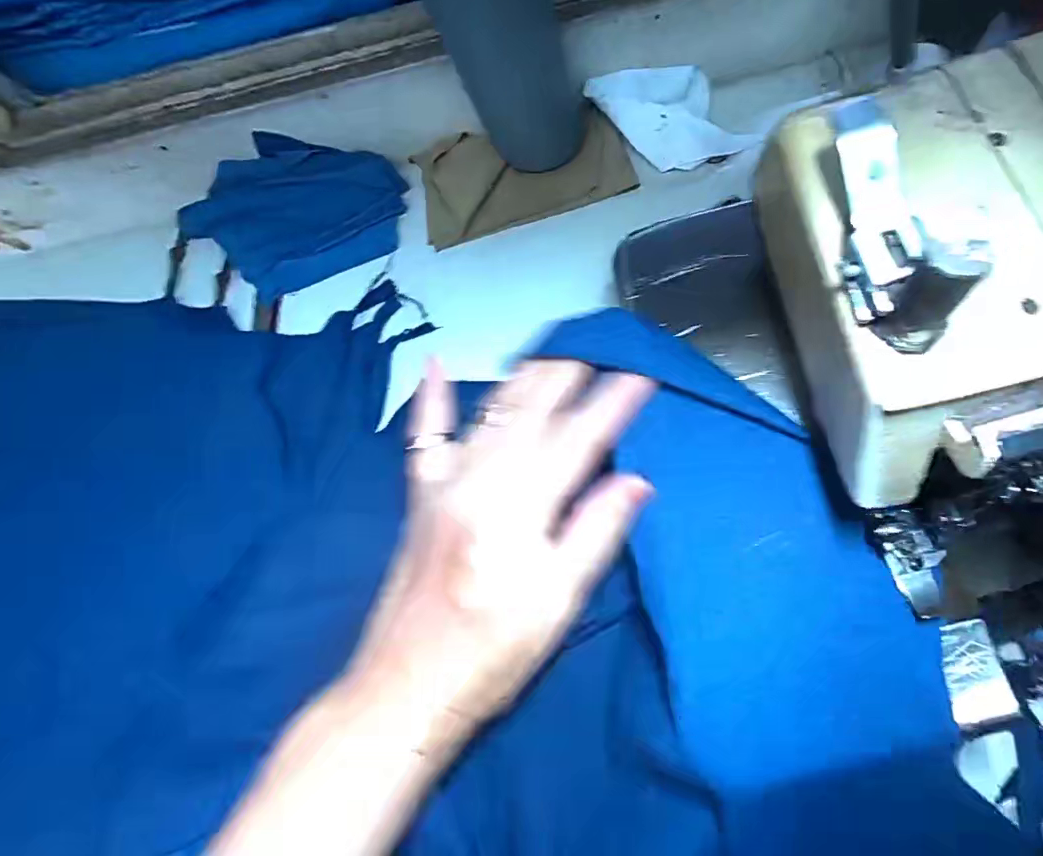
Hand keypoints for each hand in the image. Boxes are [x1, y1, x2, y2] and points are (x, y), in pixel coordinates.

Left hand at [347, 358, 656, 749]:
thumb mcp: (558, 602)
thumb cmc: (492, 655)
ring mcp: (443, 483)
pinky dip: (431, 398)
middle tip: (600, 350)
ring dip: (524, 377)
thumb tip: (636, 480)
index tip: (640, 375)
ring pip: (489, 412)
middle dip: (569, 373)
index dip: (613, 404)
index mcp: (519, 507)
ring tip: (555, 353)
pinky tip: (435, 363)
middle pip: (532, 409)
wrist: (402, 692)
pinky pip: (423, 436)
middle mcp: (479, 480)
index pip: (578, 439)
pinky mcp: (419, 497)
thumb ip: (596, 532)